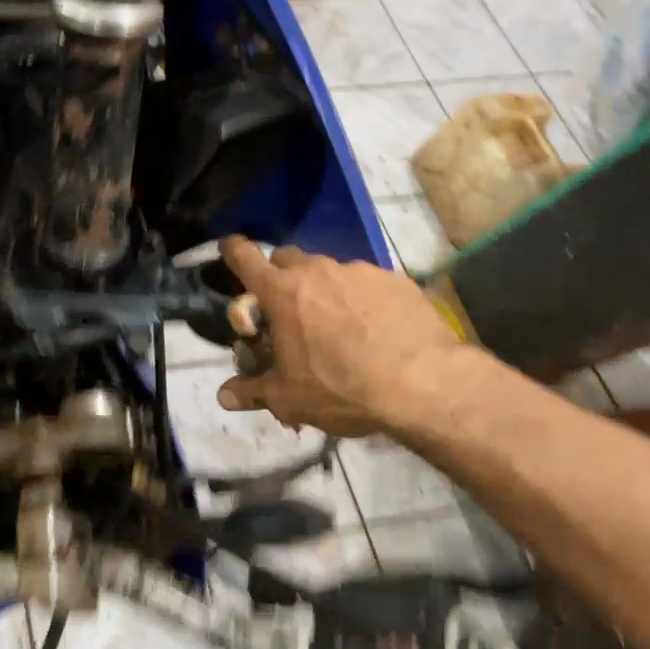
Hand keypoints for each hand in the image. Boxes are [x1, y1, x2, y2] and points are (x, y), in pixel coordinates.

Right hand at [215, 238, 461, 436]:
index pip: (244, 255)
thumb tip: (224, 396)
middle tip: (290, 308)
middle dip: (282, 277)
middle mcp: (316, 270)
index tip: (228, 250)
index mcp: (281, 292)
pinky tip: (378, 328)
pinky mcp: (395, 280)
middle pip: (287, 258)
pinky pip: (368, 283)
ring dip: (326, 290)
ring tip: (341, 325)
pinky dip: (364, 299)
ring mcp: (358, 271)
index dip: (231, 250)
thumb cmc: (343, 389)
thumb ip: (253, 392)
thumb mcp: (290, 399)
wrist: (426, 386)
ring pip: (329, 271)